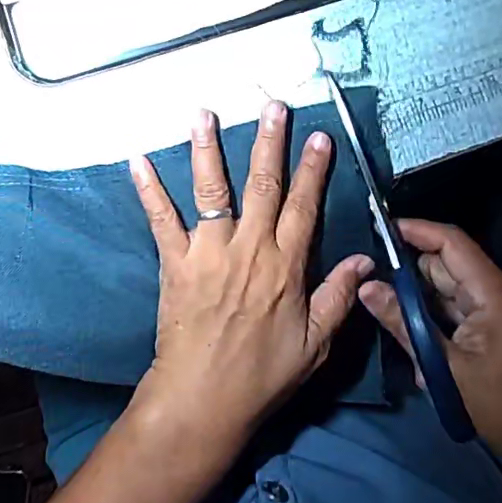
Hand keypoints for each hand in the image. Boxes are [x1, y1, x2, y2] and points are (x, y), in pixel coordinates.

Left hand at [127, 103, 375, 452]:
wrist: (205, 397)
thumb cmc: (263, 374)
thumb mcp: (316, 344)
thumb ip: (339, 298)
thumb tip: (363, 259)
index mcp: (286, 265)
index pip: (303, 206)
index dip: (312, 169)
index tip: (317, 136)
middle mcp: (248, 248)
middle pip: (262, 184)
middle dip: (268, 142)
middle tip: (271, 104)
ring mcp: (208, 251)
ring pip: (212, 190)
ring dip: (208, 149)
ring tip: (204, 114)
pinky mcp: (174, 261)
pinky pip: (160, 219)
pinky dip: (148, 189)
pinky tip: (138, 160)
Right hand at [360, 219, 501, 484]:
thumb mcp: (446, 368)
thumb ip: (403, 323)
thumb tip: (365, 287)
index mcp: (496, 293)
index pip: (451, 242)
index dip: (414, 229)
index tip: (377, 229)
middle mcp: (501, 291)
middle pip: (444, 264)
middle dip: (408, 276)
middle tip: (375, 293)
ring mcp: (501, 307)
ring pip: (445, 286)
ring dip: (419, 303)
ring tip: (398, 329)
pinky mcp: (497, 323)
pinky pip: (455, 306)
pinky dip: (433, 318)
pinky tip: (419, 345)